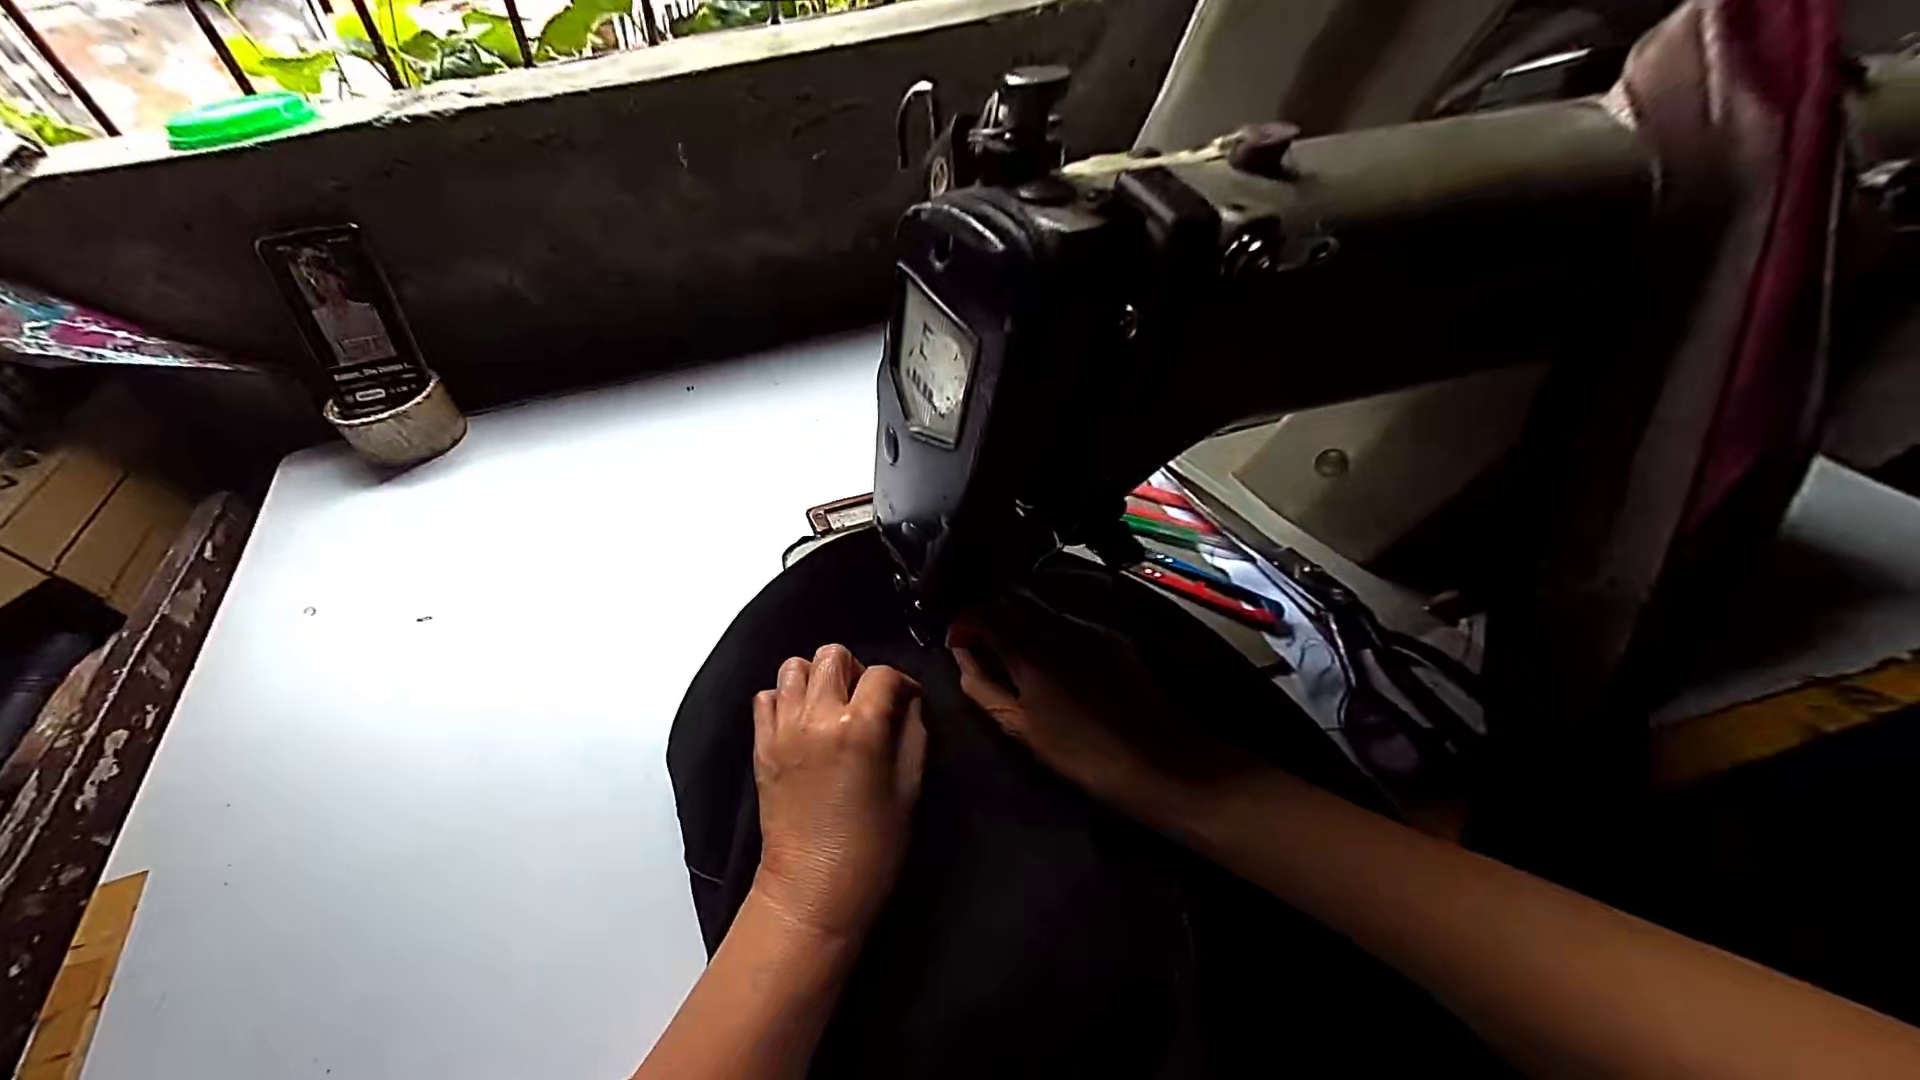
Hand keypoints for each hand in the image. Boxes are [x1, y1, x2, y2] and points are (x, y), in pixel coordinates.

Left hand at [751, 644, 928, 940]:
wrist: (813, 889)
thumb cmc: (872, 844)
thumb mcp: (910, 786)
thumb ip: (912, 732)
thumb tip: (907, 701)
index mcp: (860, 726)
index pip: (883, 674)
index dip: (902, 683)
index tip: (907, 699)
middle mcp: (817, 716)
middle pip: (833, 655)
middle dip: (856, 670)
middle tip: (865, 701)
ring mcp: (782, 729)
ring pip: (794, 667)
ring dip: (817, 679)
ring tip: (830, 707)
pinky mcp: (760, 745)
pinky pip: (765, 697)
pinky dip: (784, 699)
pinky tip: (801, 723)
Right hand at [948, 593, 1245, 828]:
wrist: (1161, 761)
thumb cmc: (1083, 754)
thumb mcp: (1021, 728)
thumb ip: (983, 685)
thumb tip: (962, 654)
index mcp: (1031, 649)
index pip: (983, 608)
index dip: (962, 619)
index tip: (958, 642)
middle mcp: (1058, 624)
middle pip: (1010, 595)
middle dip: (987, 612)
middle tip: (979, 641)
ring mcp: (1087, 625)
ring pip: (1038, 601)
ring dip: (1014, 615)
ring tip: (1010, 648)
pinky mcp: (1108, 634)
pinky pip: (1063, 614)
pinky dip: (1042, 623)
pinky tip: (1046, 653)